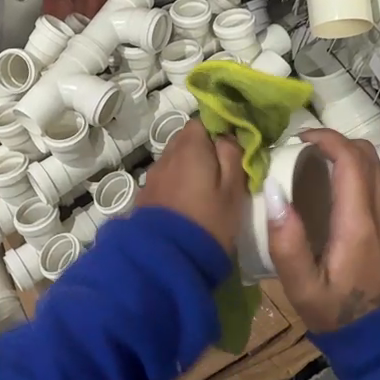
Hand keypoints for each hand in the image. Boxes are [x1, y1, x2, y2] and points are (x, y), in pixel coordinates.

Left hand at [136, 119, 246, 255]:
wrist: (167, 258)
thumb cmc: (209, 221)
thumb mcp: (233, 188)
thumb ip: (233, 155)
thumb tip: (228, 134)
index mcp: (190, 146)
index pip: (203, 121)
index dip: (220, 131)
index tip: (233, 150)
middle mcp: (167, 154)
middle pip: (187, 140)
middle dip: (204, 151)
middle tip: (223, 172)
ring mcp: (153, 175)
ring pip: (176, 160)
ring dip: (190, 168)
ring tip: (206, 191)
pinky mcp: (146, 195)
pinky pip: (166, 179)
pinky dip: (177, 184)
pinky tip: (188, 203)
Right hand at [267, 129, 379, 332]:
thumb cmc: (337, 315)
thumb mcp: (301, 287)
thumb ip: (286, 241)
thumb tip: (275, 192)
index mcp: (360, 225)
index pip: (352, 160)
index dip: (328, 139)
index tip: (302, 139)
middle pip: (368, 157)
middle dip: (338, 145)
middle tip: (307, 155)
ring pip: (379, 172)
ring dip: (351, 163)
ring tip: (321, 177)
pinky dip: (363, 182)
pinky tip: (343, 204)